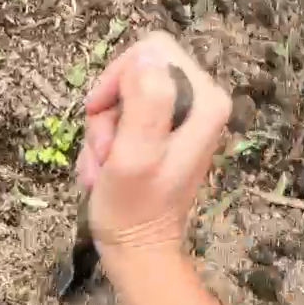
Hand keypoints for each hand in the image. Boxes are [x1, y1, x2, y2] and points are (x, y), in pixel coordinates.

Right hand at [75, 31, 230, 268]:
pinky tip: (105, 174)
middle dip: (108, 114)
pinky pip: (122, 122)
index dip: (116, 79)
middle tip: (105, 154)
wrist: (137, 253)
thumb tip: (145, 57)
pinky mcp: (162, 137)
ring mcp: (180, 121)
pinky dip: (106, 147)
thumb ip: (145, 101)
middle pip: (135, 75)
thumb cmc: (134, 212)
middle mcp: (199, 103)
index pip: (152, 51)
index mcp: (204, 100)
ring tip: (103, 171)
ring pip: (122, 100)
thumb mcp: (134, 156)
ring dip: (101, 135)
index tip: (99, 115)